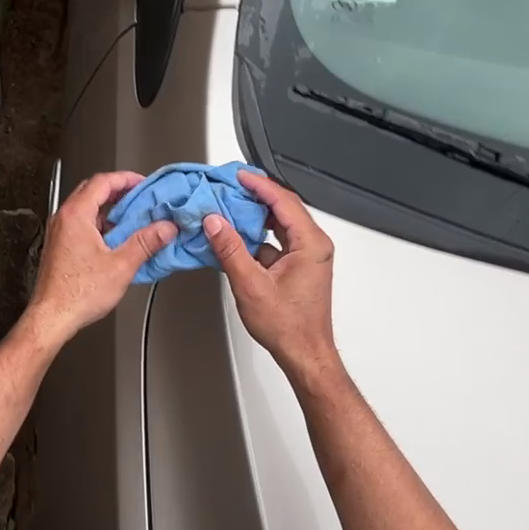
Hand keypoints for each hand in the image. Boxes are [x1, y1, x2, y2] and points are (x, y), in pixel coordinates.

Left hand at [22, 171, 177, 343]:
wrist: (52, 317)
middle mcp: (63, 219)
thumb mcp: (121, 266)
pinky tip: (115, 241)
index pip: (102, 182)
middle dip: (118, 191)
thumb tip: (165, 229)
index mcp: (76, 215)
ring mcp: (58, 233)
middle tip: (139, 197)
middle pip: (92, 191)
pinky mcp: (59, 246)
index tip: (142, 183)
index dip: (126, 179)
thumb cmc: (78, 294)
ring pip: (86, 208)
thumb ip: (145, 242)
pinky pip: (80, 224)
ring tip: (132, 220)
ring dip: (109, 209)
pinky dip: (99, 224)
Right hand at [203, 171, 339, 375]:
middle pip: (283, 209)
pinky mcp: (298, 267)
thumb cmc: (288, 326)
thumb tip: (214, 222)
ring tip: (229, 207)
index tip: (239, 176)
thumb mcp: (251, 285)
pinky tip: (235, 238)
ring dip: (254, 216)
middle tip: (231, 186)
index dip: (259, 185)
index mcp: (310, 244)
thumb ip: (230, 250)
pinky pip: (276, 242)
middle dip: (256, 196)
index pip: (284, 202)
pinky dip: (256, 237)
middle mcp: (314, 246)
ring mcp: (307, 257)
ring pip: (279, 225)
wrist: (303, 353)